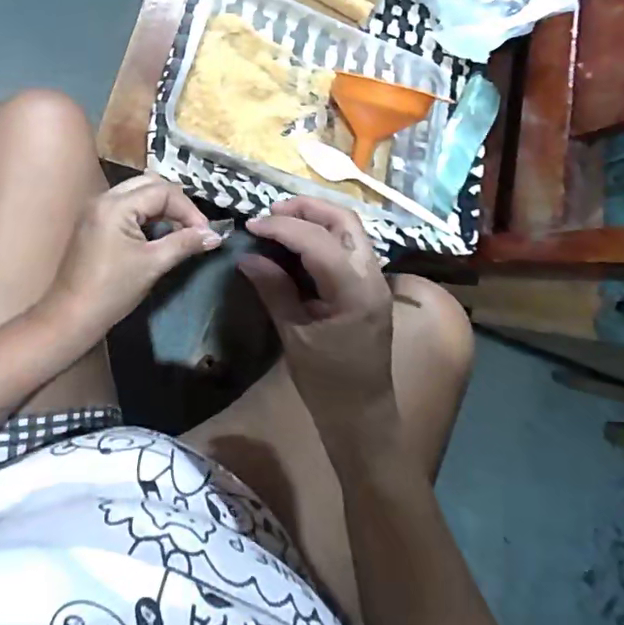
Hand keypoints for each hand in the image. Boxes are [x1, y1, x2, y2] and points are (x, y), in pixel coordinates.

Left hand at [38, 175, 219, 342]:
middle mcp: (103, 198)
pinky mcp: (93, 221)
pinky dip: (145, 214)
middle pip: (149, 184)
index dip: (188, 209)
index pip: (162, 191)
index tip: (205, 233)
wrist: (72, 315)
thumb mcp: (153, 264)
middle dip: (175, 203)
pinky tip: (157, 234)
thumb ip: (184, 243)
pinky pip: (125, 205)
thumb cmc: (113, 290)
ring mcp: (96, 209)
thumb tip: (215, 235)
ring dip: (160, 208)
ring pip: (137, 193)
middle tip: (194, 228)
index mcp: (115, 205)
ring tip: (179, 231)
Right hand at [240, 197, 396, 439]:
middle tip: (270, 213)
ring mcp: (376, 280)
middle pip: (344, 220)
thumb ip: (274, 290)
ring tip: (280, 221)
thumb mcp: (294, 335)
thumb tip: (247, 257)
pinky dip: (323, 234)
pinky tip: (298, 242)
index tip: (251, 226)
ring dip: (316, 217)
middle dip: (306, 208)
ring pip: (350, 229)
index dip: (282, 227)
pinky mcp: (371, 286)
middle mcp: (373, 278)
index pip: (317, 241)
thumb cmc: (327, 383)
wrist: (363, 416)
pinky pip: (350, 245)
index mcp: (355, 292)